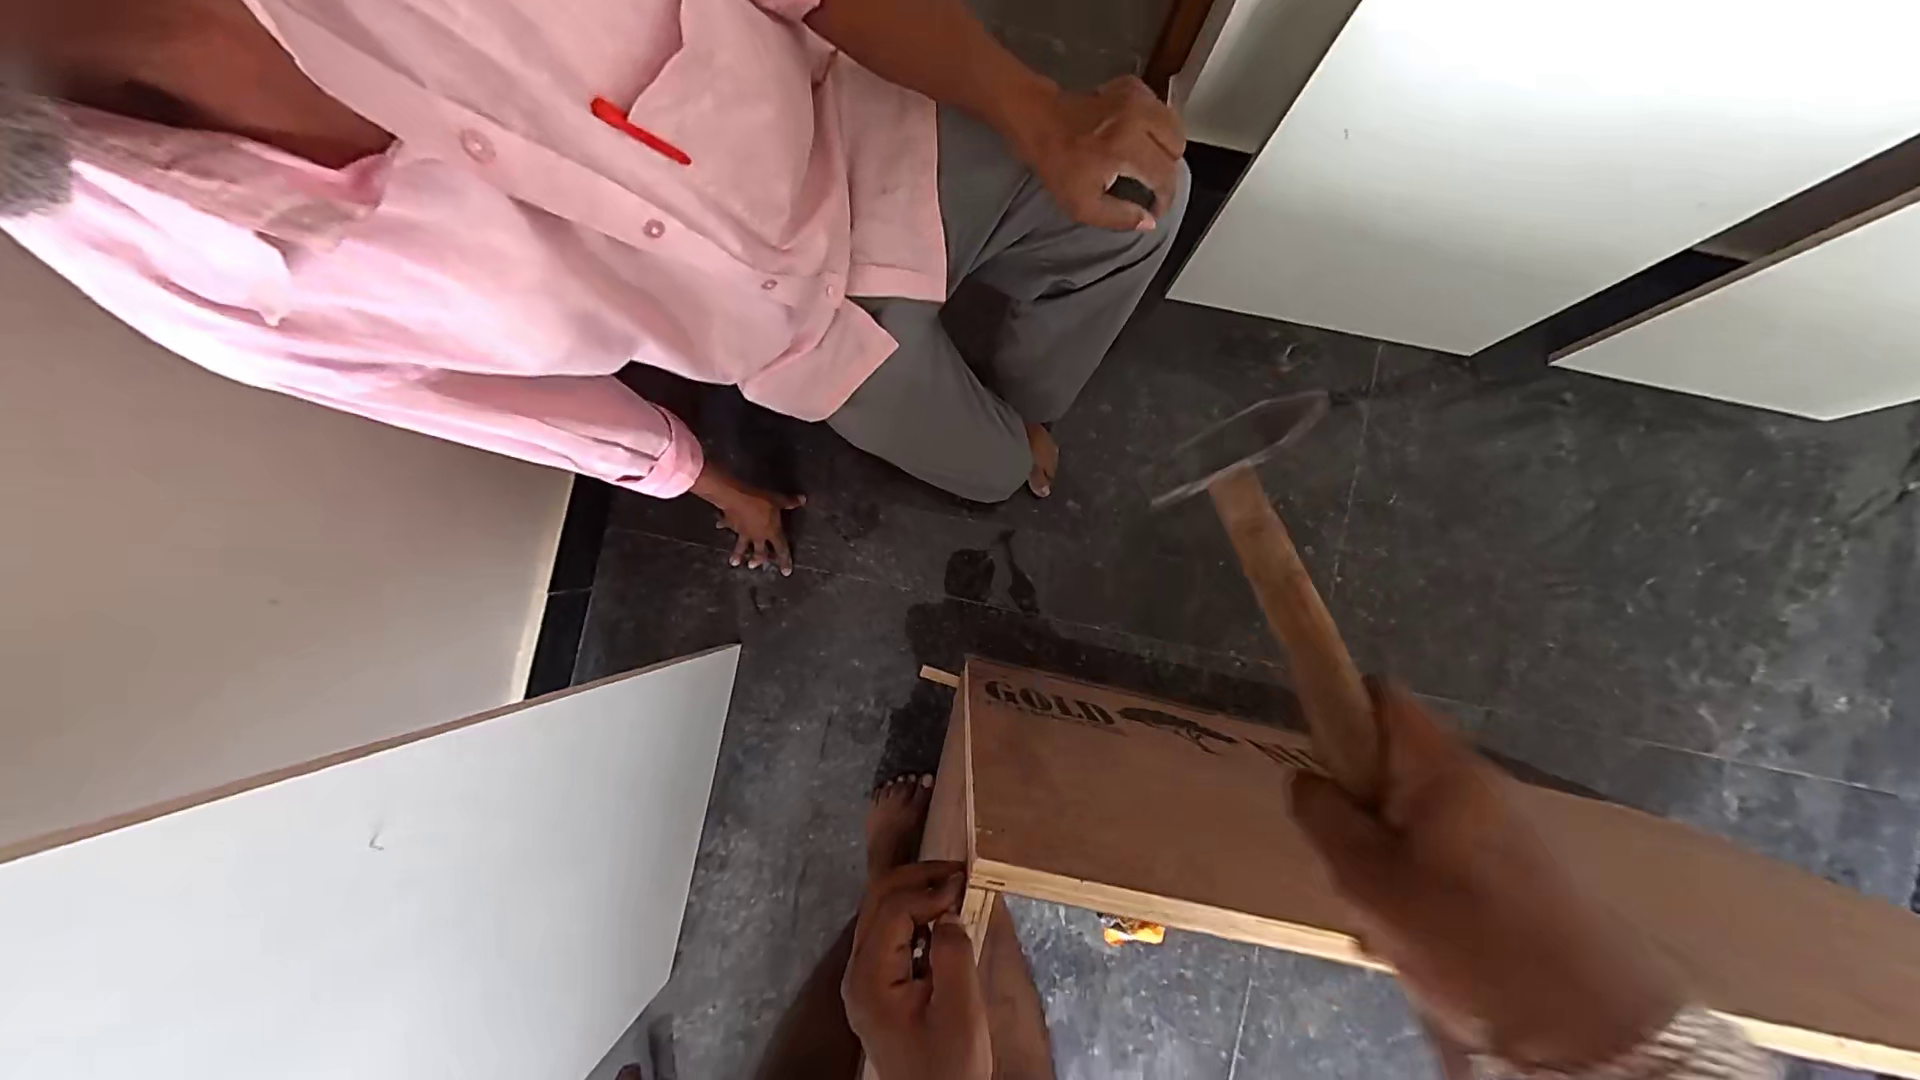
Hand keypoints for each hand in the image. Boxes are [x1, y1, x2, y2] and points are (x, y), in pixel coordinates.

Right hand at [688, 462, 804, 574]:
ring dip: (738, 554)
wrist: (736, 497)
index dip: (785, 561)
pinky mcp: (731, 524)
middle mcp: (757, 536)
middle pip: (759, 552)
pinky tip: (719, 527)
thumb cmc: (760, 501)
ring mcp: (743, 532)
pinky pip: (727, 526)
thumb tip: (803, 499)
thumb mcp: (778, 500)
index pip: (781, 549)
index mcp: (772, 532)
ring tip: (734, 563)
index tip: (786, 573)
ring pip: (741, 546)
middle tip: (753, 567)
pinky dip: (723, 526)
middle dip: (758, 560)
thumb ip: (790, 502)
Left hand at [842, 861, 989, 1079]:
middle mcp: (857, 971)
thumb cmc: (950, 1066)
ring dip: (917, 891)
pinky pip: (890, 930)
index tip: (965, 884)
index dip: (929, 889)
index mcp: (869, 979)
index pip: (893, 909)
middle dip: (918, 878)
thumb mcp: (960, 1011)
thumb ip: (953, 952)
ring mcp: (864, 976)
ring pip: (882, 909)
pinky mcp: (878, 982)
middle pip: (879, 900)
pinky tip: (941, 916)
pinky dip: (915, 912)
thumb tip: (949, 910)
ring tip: (953, 888)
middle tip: (958, 873)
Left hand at [1010, 75, 1184, 230]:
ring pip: (1174, 125)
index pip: (1166, 176)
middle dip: (1168, 171)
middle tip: (1151, 186)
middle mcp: (1138, 117)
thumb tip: (1149, 221)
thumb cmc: (1058, 165)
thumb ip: (1120, 217)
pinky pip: (1160, 109)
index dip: (1165, 198)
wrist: (1040, 123)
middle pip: (1177, 147)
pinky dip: (1156, 126)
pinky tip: (1140, 139)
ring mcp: (1137, 97)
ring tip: (1150, 165)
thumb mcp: (1084, 206)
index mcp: (1127, 147)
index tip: (1157, 209)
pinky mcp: (1132, 85)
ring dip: (1167, 148)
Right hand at [1291, 682, 1683, 1070]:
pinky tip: (1415, 926)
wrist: (1603, 1040)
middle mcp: (1475, 783)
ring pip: (1408, 809)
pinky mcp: (1516, 870)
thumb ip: (1321, 815)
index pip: (1380, 696)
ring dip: (1379, 843)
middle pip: (1388, 758)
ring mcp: (1500, 827)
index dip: (1337, 704)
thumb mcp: (1366, 877)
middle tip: (1341, 849)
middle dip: (1353, 796)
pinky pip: (1439, 847)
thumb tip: (1304, 779)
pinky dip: (1413, 872)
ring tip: (1377, 900)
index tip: (1313, 753)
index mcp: (1441, 768)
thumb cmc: (1469, 939)